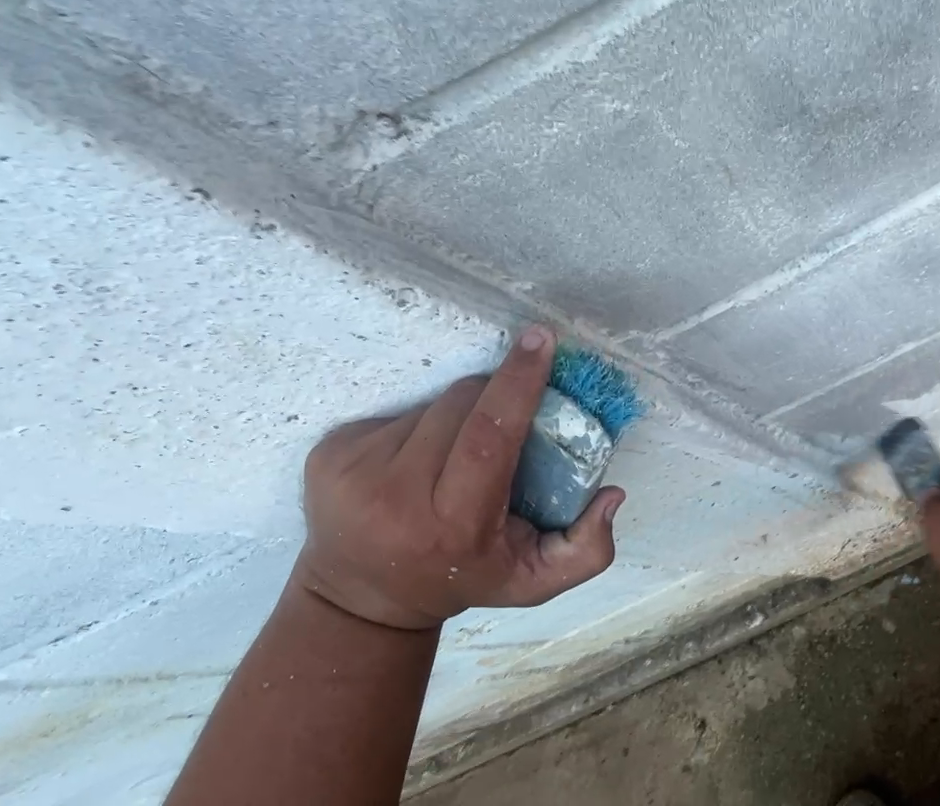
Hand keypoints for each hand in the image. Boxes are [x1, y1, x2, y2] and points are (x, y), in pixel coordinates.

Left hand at [292, 324, 624, 629]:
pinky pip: (398, 410)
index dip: (518, 381)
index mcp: (453, 524)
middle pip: (464, 404)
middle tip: (502, 424)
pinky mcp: (327, 454)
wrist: (361, 598)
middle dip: (494, 395)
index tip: (541, 340)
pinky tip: (416, 459)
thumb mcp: (533, 582)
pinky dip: (421, 424)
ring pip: (432, 403)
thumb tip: (612, 493)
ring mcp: (353, 472)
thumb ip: (586, 549)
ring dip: (458, 413)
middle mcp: (396, 496)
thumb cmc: (461, 578)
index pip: (490, 435)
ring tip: (453, 454)